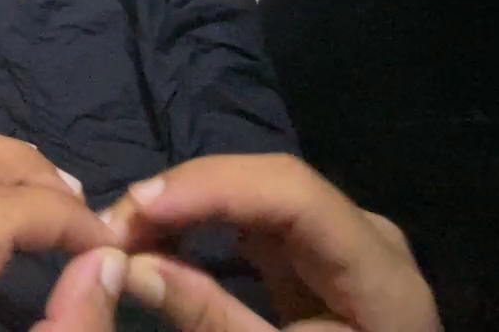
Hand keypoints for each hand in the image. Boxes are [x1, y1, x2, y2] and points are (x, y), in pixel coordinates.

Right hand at [83, 153, 438, 331]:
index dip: (214, 187)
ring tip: (126, 228)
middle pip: (266, 180)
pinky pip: (245, 209)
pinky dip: (197, 216)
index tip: (140, 205)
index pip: (293, 194)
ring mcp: (334, 232)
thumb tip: (127, 266)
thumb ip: (209, 317)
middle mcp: (363, 231)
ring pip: (248, 186)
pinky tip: (158, 230)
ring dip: (182, 200)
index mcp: (381, 273)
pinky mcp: (306, 243)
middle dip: (185, 192)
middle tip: (117, 223)